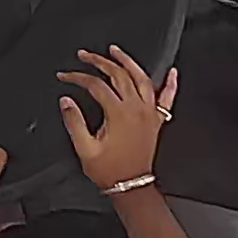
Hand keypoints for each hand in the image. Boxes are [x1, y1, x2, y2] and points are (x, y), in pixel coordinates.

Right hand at [58, 45, 177, 190]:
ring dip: (128, 62)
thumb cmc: (109, 170)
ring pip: (142, 78)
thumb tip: (66, 100)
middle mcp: (137, 109)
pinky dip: (171, 84)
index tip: (65, 76)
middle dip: (99, 61)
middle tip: (85, 55)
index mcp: (119, 114)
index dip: (78, 77)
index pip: (96, 85)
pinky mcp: (156, 120)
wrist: (131, 186)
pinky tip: (172, 72)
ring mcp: (149, 113)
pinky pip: (168, 98)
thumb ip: (74, 121)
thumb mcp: (85, 148)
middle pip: (118, 75)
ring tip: (116, 51)